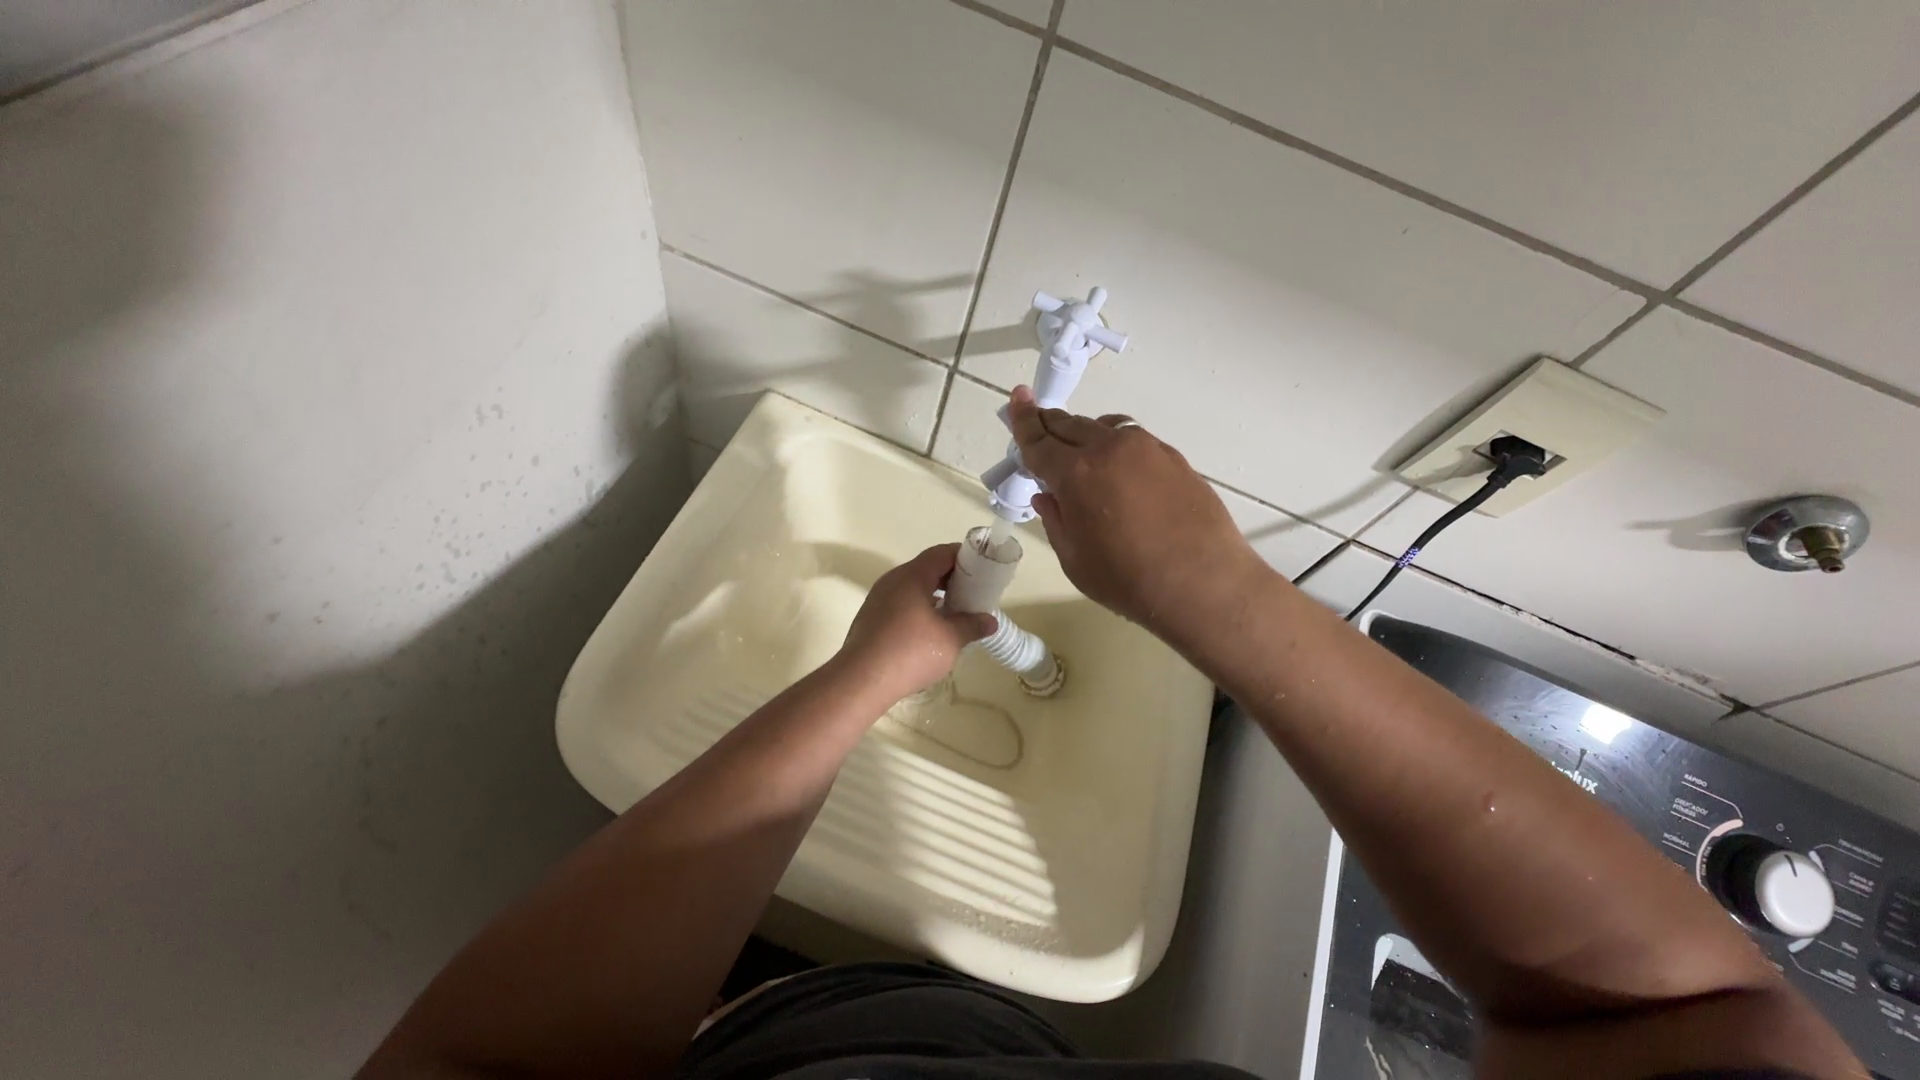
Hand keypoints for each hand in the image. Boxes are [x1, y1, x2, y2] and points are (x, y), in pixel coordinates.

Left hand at [838, 544, 998, 702]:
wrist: (862, 680)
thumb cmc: (910, 652)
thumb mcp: (950, 639)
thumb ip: (972, 625)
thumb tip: (989, 621)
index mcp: (911, 576)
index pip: (941, 553)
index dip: (964, 557)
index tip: (983, 569)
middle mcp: (892, 581)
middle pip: (926, 569)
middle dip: (952, 578)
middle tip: (974, 593)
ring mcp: (878, 599)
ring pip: (913, 588)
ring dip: (935, 595)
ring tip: (956, 612)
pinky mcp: (871, 619)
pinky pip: (901, 604)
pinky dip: (920, 608)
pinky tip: (931, 629)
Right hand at [1006, 386, 1267, 638]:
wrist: (1204, 583)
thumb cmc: (1128, 581)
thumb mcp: (1075, 560)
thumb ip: (1056, 520)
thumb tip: (1047, 495)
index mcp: (1076, 474)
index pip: (1039, 440)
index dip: (1023, 419)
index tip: (1017, 397)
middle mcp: (1109, 450)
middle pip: (1071, 425)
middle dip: (1050, 423)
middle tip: (1039, 422)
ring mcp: (1146, 450)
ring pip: (1105, 427)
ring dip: (1086, 433)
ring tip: (1080, 451)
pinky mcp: (1174, 458)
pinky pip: (1134, 441)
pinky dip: (1117, 446)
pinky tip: (1120, 471)